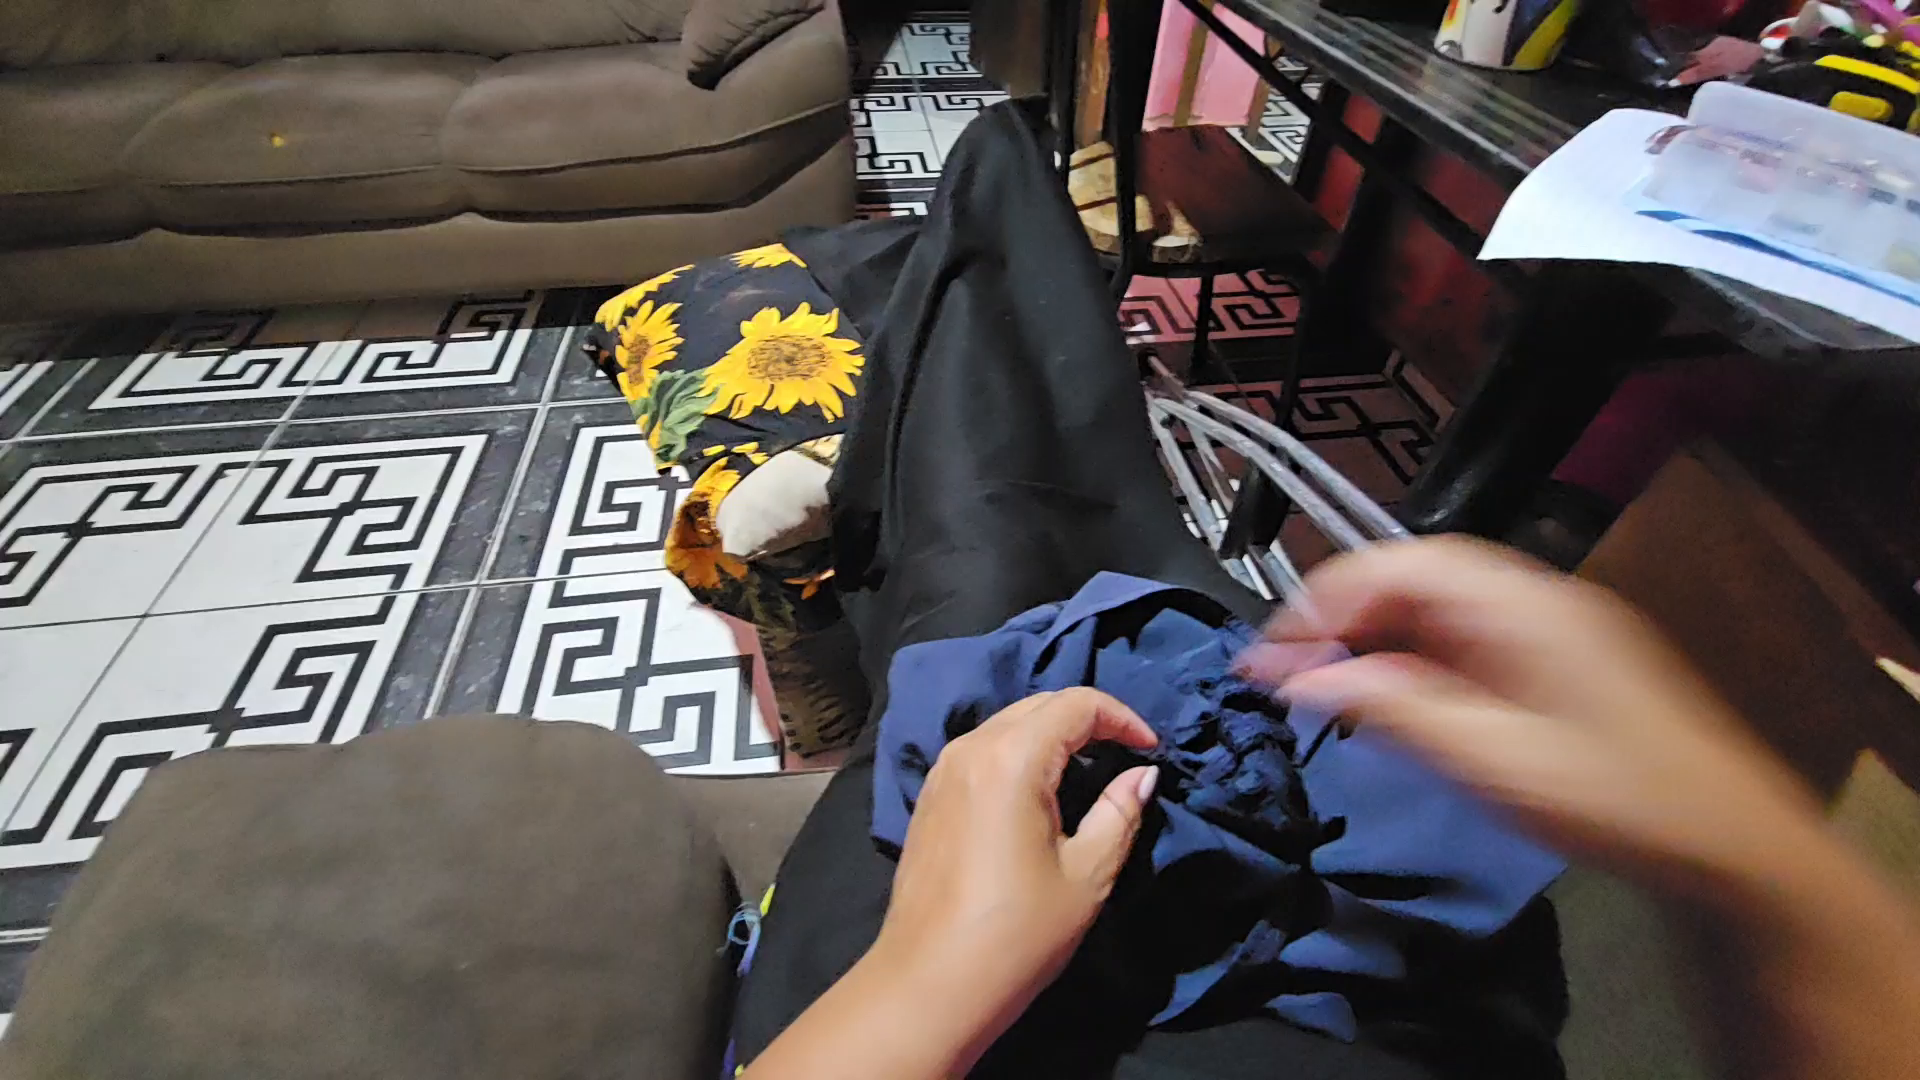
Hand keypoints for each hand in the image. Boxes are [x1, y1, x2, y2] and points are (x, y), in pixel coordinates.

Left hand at [744, 688, 1160, 1079]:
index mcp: (1011, 757)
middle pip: (1039, 704)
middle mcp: (972, 746)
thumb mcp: (1086, 875)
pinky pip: (984, 747)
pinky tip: (1040, 787)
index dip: (1121, 717)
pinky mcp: (931, 790)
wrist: (928, 983)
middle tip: (1125, 753)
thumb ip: (1119, 811)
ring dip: (1053, 732)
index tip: (1150, 749)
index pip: (1075, 703)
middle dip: (1088, 719)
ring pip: (1009, 722)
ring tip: (1089, 767)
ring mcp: (944, 766)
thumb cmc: (1017, 933)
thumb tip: (1144, 773)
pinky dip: (1020, 749)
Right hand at [1236, 536, 1826, 900]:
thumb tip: (1290, 679)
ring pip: (1416, 608)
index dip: (1324, 598)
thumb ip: (1384, 706)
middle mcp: (1520, 597)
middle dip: (1334, 618)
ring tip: (1314, 682)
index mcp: (1516, 603)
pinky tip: (1372, 692)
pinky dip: (1394, 659)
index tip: (1278, 650)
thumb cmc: (1614, 798)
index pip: (1395, 565)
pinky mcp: (1530, 657)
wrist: (1735, 852)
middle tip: (1285, 667)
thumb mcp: (1487, 755)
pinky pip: (1441, 638)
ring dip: (1359, 639)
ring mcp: (1528, 626)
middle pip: (1401, 580)